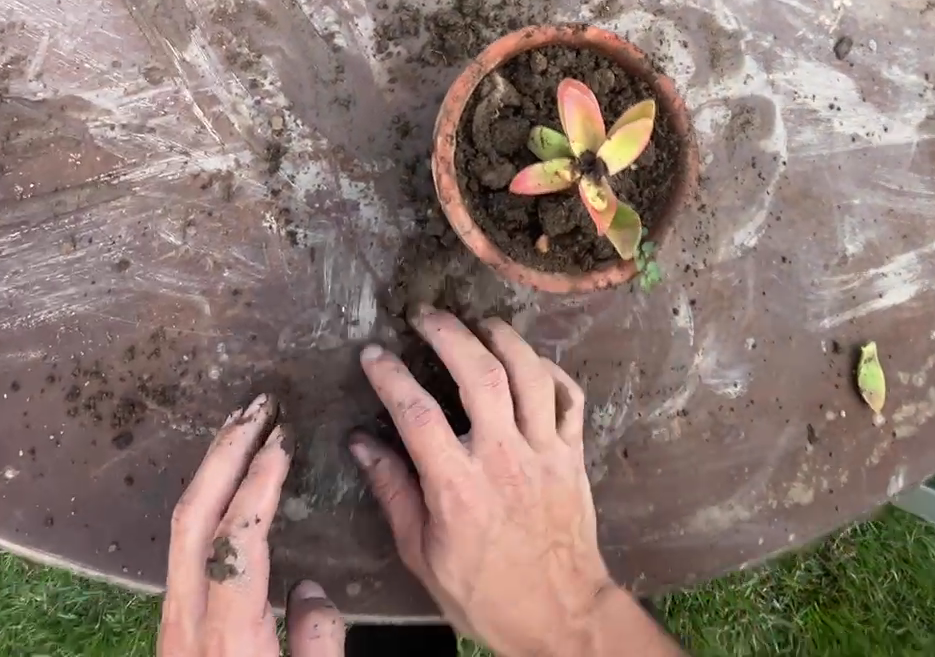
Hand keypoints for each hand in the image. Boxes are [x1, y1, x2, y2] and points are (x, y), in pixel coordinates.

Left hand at [158, 394, 346, 656]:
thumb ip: (317, 648)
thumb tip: (311, 592)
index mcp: (226, 642)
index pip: (237, 541)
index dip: (259, 483)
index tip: (284, 438)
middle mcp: (185, 624)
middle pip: (192, 518)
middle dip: (224, 453)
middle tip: (257, 405)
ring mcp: (171, 625)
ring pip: (181, 529)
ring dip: (212, 470)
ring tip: (242, 428)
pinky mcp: (172, 630)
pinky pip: (185, 548)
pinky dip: (208, 501)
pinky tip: (228, 490)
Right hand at [350, 312, 681, 656]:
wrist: (563, 620)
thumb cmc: (485, 593)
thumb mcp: (423, 555)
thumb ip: (393, 493)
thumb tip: (360, 444)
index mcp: (458, 487)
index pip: (417, 414)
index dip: (390, 376)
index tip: (373, 353)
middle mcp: (503, 458)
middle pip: (478, 375)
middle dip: (449, 333)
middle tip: (426, 314)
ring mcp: (544, 451)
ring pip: (528, 374)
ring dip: (502, 337)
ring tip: (478, 321)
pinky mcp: (574, 454)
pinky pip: (568, 396)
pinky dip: (550, 369)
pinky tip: (528, 359)